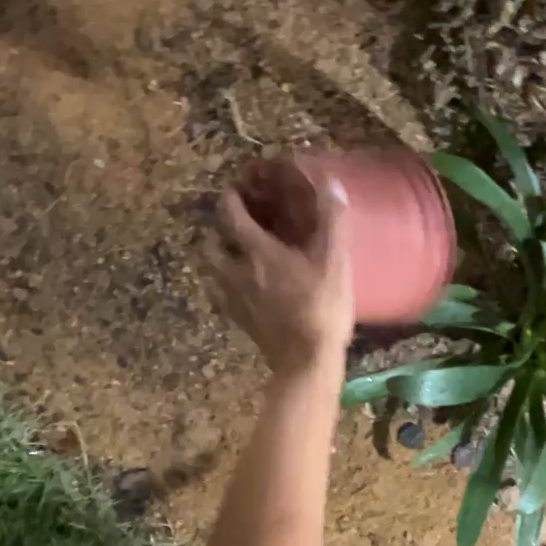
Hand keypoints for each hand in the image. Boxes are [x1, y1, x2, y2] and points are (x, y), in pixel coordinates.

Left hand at [210, 174, 354, 376]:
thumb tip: (331, 183)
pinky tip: (243, 293)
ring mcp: (235, 301)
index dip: (231, 197)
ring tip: (235, 260)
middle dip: (217, 232)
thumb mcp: (334, 261)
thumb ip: (333, 221)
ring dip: (219, 261)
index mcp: (256, 251)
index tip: (237, 189)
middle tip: (234, 228)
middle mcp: (236, 272)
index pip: (231, 214)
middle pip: (210, 245)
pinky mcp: (242, 324)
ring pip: (212, 273)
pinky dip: (227, 290)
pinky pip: (223, 300)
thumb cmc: (321, 307)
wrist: (307, 362)